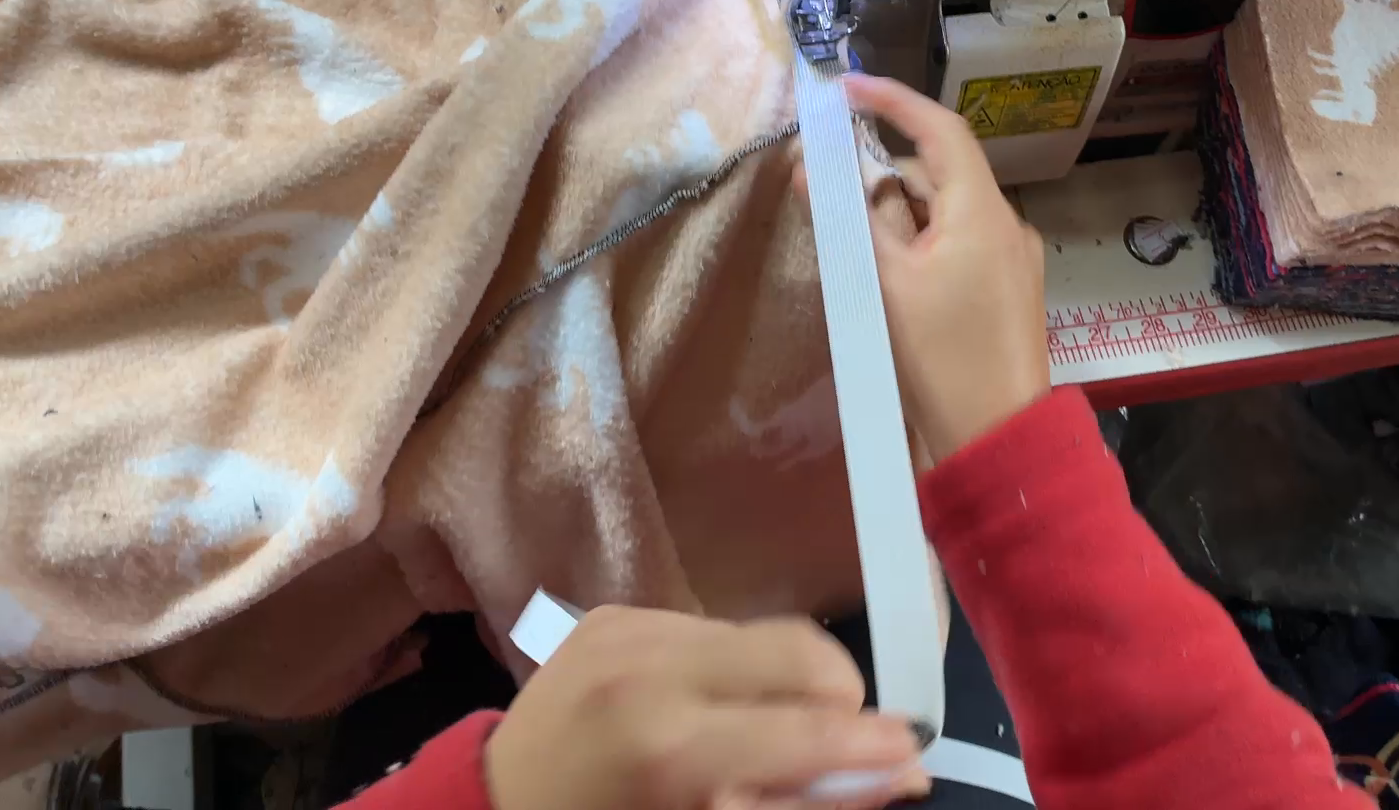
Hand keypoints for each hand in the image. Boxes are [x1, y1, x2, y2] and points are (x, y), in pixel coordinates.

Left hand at [484, 606, 928, 809]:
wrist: (484, 806)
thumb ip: (791, 804)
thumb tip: (887, 776)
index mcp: (663, 744)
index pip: (801, 728)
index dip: (868, 742)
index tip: (914, 750)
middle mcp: (652, 662)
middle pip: (795, 645)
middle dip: (839, 690)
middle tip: (847, 732)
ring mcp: (632, 624)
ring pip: (759, 633)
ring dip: (782, 679)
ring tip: (763, 726)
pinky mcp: (618, 609)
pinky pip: (710, 628)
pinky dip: (731, 667)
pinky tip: (706, 705)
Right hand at [844, 75, 1050, 465]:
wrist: (996, 435)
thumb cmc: (939, 356)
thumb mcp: (885, 284)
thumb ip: (850, 222)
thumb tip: (811, 172)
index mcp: (981, 211)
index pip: (940, 129)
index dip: (893, 100)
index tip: (847, 89)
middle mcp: (1004, 222)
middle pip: (938, 174)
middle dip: (884, 178)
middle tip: (832, 194)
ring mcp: (1011, 256)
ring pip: (945, 213)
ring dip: (900, 218)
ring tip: (860, 252)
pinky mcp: (1006, 287)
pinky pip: (958, 244)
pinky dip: (921, 244)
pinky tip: (893, 276)